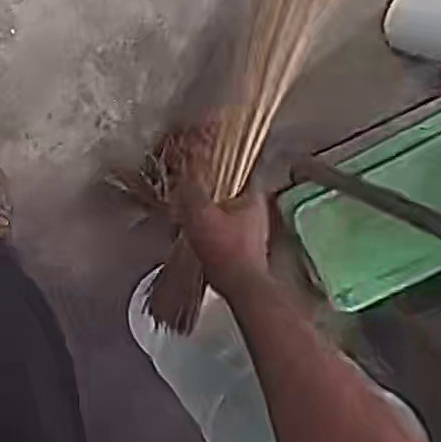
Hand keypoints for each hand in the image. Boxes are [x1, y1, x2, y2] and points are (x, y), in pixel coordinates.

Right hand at [167, 125, 271, 284]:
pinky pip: (229, 224)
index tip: (211, 154)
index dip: (226, 159)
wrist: (241, 287)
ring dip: (215, 203)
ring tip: (194, 203)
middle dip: (217, 182)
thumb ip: (190, 191)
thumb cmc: (226, 251)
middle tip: (197, 179)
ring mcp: (254, 229)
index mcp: (252, 196)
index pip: (243, 167)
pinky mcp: (246, 246)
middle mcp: (258, 210)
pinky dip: (215, 221)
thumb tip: (182, 173)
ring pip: (232, 206)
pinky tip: (201, 227)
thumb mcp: (200, 214)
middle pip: (236, 187)